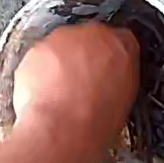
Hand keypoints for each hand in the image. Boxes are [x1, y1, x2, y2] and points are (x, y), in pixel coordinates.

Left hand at [11, 23, 140, 155]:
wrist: (63, 128)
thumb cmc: (97, 119)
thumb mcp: (125, 97)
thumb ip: (119, 75)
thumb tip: (111, 78)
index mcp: (122, 46)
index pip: (121, 40)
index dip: (110, 56)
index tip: (105, 68)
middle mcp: (94, 34)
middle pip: (89, 38)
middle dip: (84, 57)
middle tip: (81, 83)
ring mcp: (63, 38)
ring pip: (62, 45)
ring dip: (61, 63)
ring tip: (60, 91)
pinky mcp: (38, 48)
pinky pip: (40, 56)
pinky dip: (40, 70)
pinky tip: (44, 92)